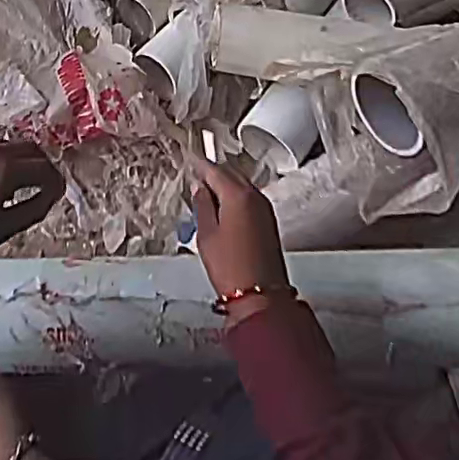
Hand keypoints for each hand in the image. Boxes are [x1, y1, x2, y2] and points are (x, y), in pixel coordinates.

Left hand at [0, 140, 63, 255]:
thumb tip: (50, 195)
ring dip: (18, 158)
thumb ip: (34, 207)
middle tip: (43, 182)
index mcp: (6, 170)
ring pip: (8, 144)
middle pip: (29, 148)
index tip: (57, 190)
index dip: (55, 181)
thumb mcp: (4, 226)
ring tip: (17, 179)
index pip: (44, 168)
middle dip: (40, 165)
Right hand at [190, 157, 291, 323]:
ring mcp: (264, 209)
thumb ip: (202, 205)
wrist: (261, 297)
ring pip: (241, 185)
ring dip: (225, 185)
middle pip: (230, 173)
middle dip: (213, 173)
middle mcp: (254, 197)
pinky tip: (223, 208)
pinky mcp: (268, 222)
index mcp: (237, 195)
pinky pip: (249, 199)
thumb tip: (199, 189)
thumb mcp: (206, 234)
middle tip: (195, 177)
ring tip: (206, 194)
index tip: (190, 162)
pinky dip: (235, 197)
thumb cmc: (232, 268)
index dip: (199, 165)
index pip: (214, 170)